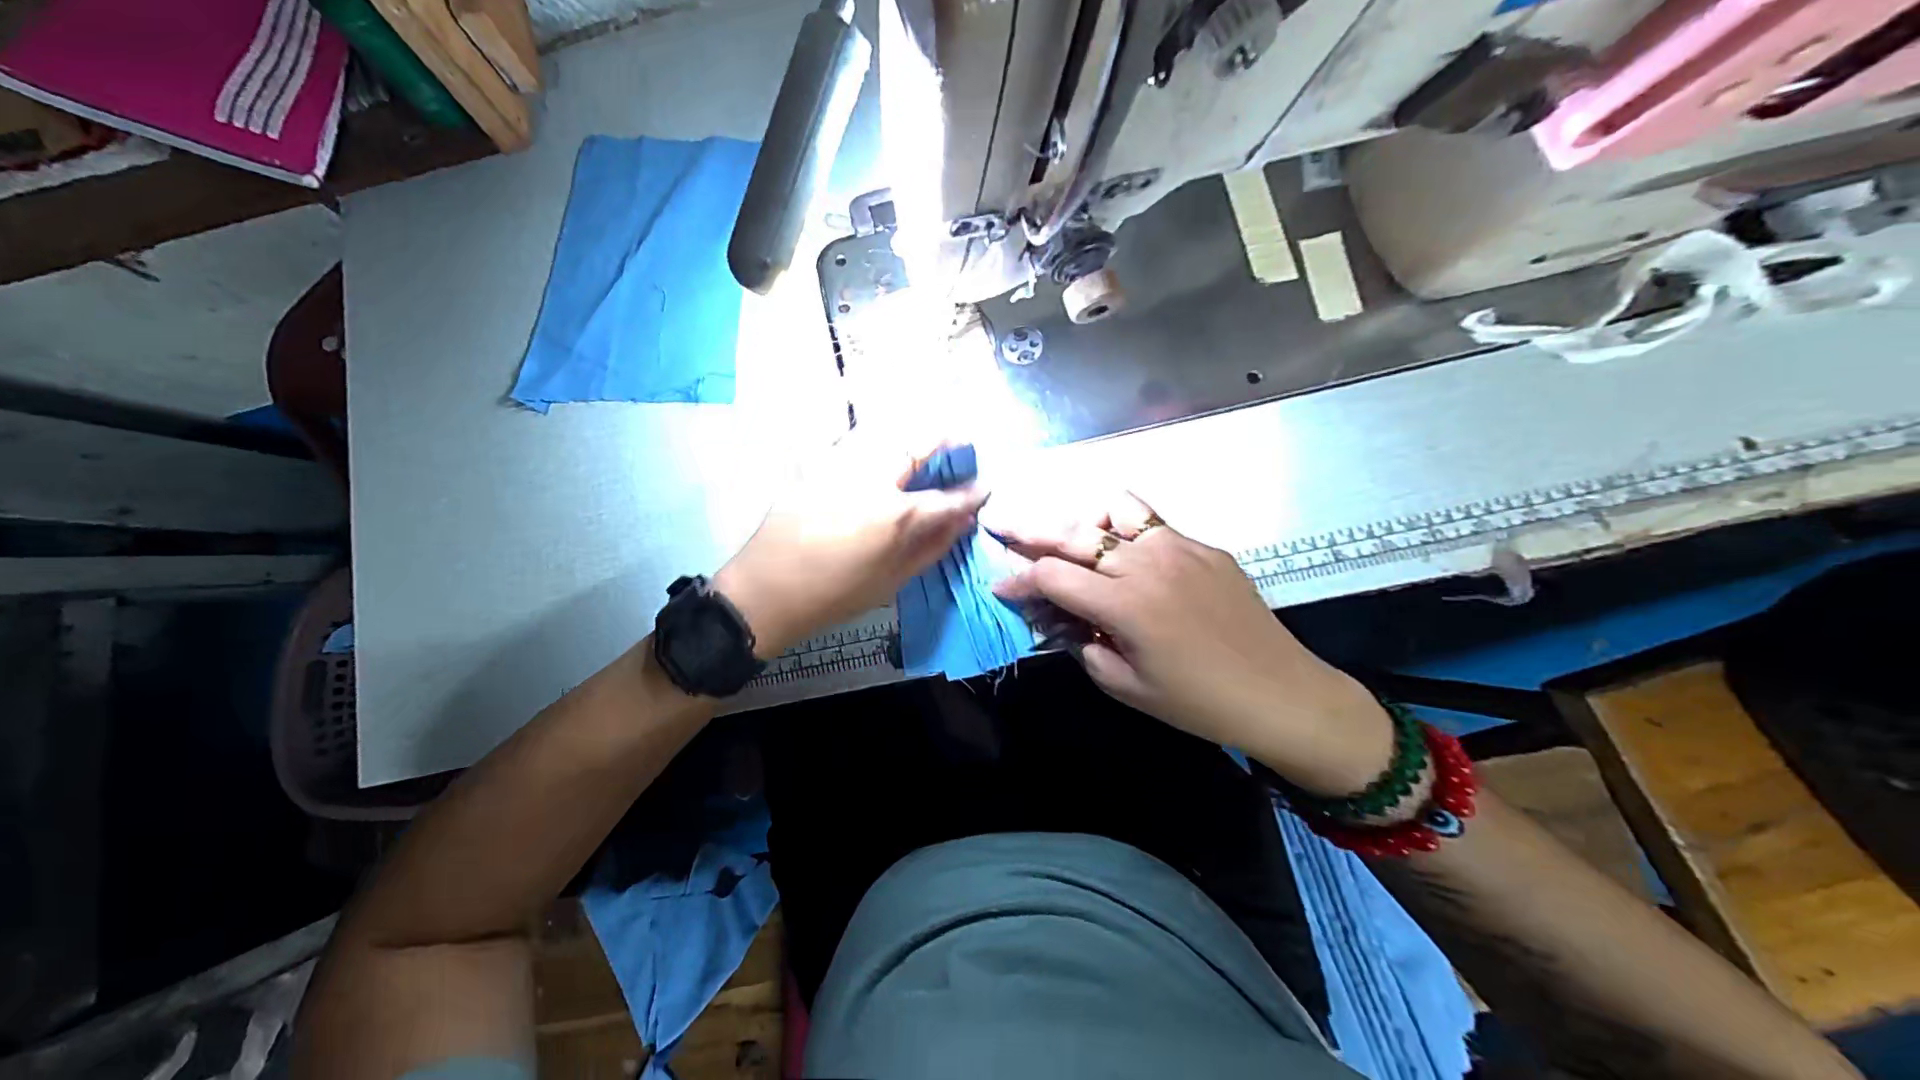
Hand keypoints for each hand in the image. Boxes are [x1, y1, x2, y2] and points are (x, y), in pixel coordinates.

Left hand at [714, 431, 986, 659]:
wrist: (767, 591)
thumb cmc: (835, 595)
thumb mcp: (893, 579)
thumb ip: (932, 547)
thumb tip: (962, 522)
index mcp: (894, 514)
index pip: (946, 497)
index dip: (971, 492)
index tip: (986, 486)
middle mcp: (871, 478)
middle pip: (916, 442)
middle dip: (945, 437)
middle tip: (961, 440)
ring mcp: (839, 465)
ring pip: (883, 429)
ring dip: (911, 428)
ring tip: (926, 436)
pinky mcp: (814, 464)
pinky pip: (852, 438)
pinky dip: (875, 436)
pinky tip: (883, 445)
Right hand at [989, 493, 1392, 796]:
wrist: (1280, 692)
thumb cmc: (1197, 702)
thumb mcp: (1126, 685)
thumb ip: (1084, 644)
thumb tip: (1064, 617)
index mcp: (1124, 603)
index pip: (1052, 576)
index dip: (1019, 580)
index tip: (1001, 588)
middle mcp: (1146, 562)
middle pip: (1073, 532)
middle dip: (1029, 529)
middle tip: (1000, 522)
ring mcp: (1179, 546)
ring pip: (1114, 509)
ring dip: (1081, 517)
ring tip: (1068, 531)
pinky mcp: (1204, 546)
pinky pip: (1153, 523)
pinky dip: (1124, 527)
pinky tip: (1121, 548)